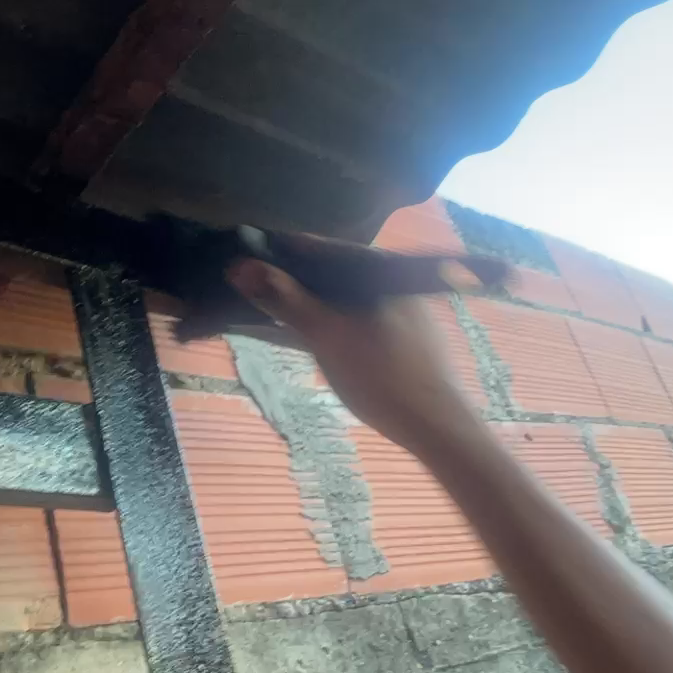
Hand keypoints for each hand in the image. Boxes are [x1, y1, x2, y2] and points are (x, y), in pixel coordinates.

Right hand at [226, 258, 480, 453]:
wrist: (435, 425)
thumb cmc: (380, 375)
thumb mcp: (325, 335)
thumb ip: (284, 299)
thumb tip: (237, 266)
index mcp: (377, 268)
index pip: (317, 247)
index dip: (276, 253)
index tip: (239, 261)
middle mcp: (388, 279)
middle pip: (326, 271)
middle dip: (286, 280)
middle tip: (245, 290)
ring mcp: (393, 306)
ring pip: (336, 296)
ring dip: (302, 304)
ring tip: (265, 312)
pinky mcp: (393, 333)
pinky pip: (347, 316)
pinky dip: (322, 321)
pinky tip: (300, 334)